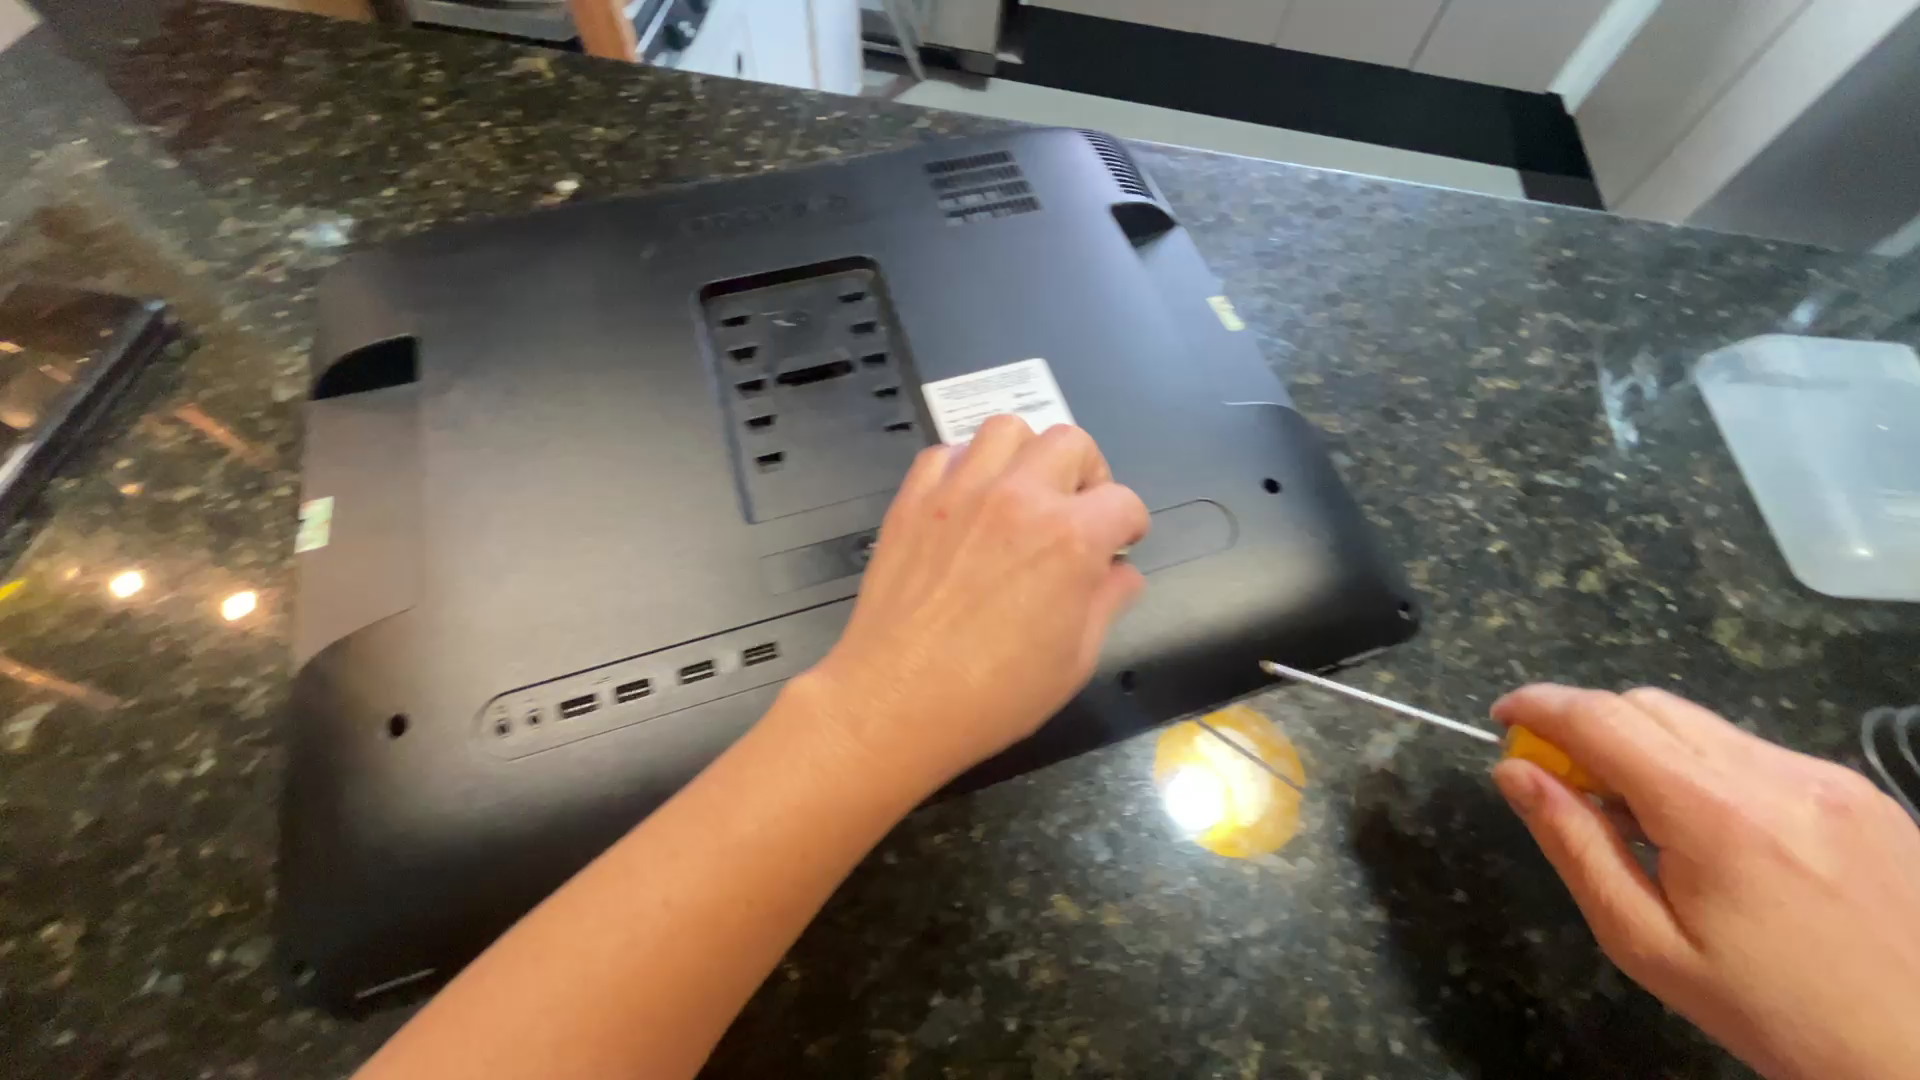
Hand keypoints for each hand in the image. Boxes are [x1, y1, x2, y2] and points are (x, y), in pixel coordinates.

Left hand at [805, 416, 1149, 786]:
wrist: (897, 701)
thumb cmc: (993, 695)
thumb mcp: (1075, 660)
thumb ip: (1108, 602)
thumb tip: (1120, 572)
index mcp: (1069, 538)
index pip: (1124, 502)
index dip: (1130, 526)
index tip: (1120, 544)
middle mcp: (1018, 498)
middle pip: (1072, 443)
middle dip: (1089, 474)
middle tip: (1077, 512)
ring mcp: (960, 492)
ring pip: (1007, 430)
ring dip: (1027, 456)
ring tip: (1023, 494)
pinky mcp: (913, 500)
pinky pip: (946, 452)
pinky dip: (966, 466)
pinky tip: (968, 503)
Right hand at [1491, 685, 1919, 1079]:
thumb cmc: (1771, 1010)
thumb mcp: (1643, 940)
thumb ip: (1572, 843)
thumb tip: (1512, 771)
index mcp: (1715, 813)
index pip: (1600, 717)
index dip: (1537, 704)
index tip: (1500, 719)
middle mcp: (1776, 776)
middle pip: (1644, 705)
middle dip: (1583, 724)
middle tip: (1561, 779)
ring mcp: (1828, 780)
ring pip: (1695, 722)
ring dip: (1639, 744)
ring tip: (1637, 813)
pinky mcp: (1862, 793)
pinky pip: (1746, 748)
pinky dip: (1696, 763)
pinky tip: (1707, 828)